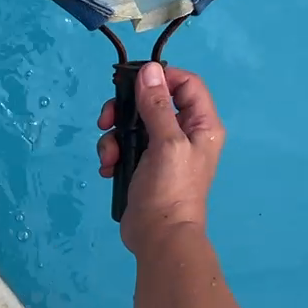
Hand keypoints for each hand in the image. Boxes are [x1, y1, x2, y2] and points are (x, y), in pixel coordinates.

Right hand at [98, 61, 224, 254]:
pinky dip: (112, 155)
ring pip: (132, 126)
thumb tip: (149, 70)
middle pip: (152, 102)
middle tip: (106, 118)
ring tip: (109, 156)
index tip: (132, 82)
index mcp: (200, 125)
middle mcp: (182, 134)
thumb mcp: (166, 143)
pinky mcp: (141, 168)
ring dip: (114, 136)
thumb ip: (157, 106)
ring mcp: (160, 152)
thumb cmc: (170, 189)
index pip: (185, 84)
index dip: (161, 78)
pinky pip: (123, 148)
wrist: (159, 237)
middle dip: (126, 110)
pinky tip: (108, 169)